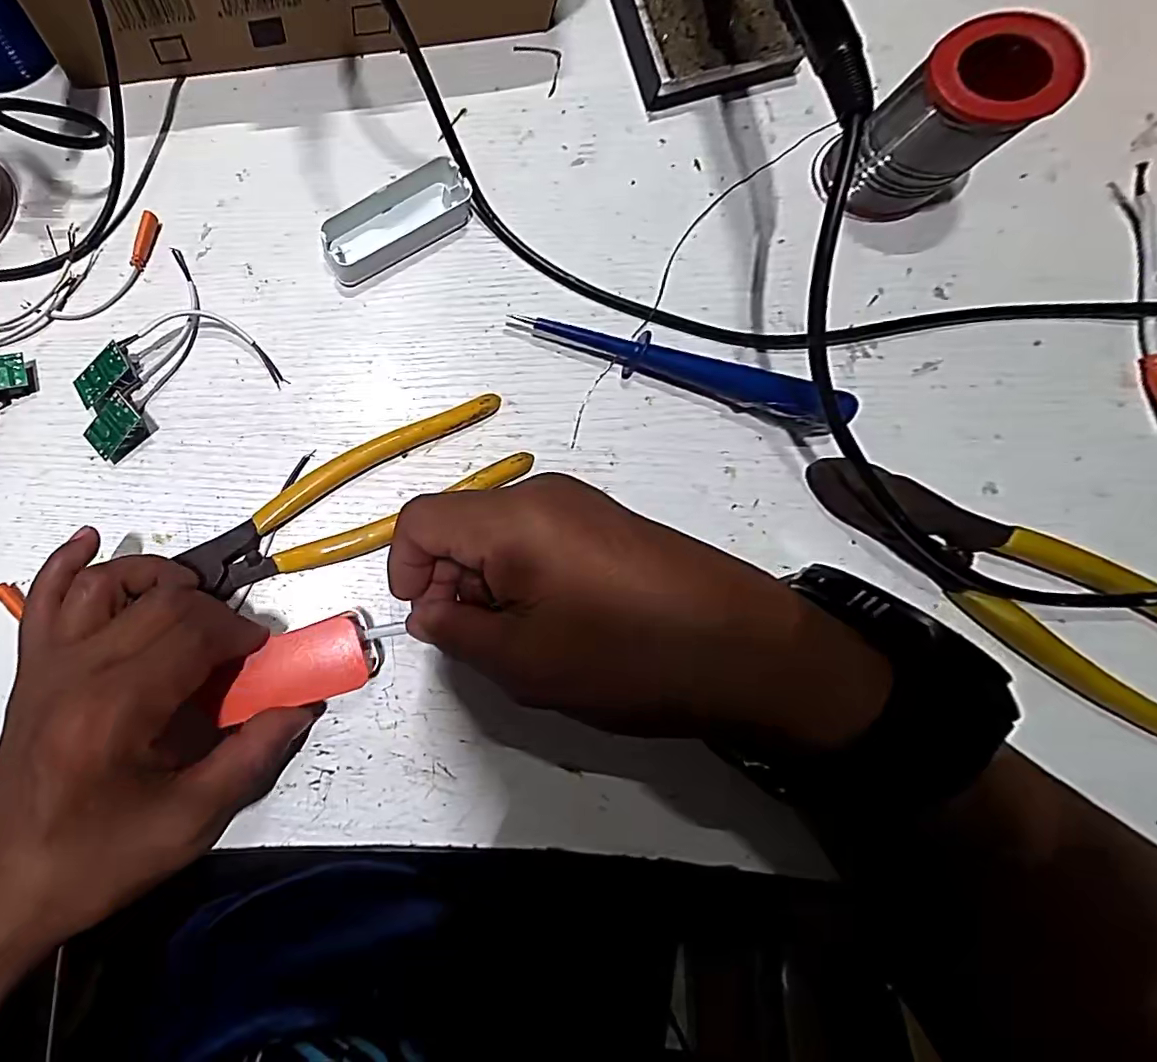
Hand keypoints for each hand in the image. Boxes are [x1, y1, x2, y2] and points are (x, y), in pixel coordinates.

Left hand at [0, 528, 319, 951]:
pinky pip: (43, 597)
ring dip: (155, 575)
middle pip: (158, 602)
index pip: (191, 634)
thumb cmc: (96, 862)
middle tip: (235, 645)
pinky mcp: (31, 669)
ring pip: (104, 583)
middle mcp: (76, 670)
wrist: (6, 888)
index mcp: (115, 709)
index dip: (238, 633)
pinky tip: (90, 541)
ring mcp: (47, 664)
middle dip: (212, 610)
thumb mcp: (189, 823)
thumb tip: (299, 708)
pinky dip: (66, 562)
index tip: (262, 653)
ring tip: (188, 595)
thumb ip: (250, 756)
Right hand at [389, 473, 890, 753]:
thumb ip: (454, 631)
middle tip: (476, 638)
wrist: (753, 653)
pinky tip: (555, 621)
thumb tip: (427, 611)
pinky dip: (520, 575)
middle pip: (457, 523)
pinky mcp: (604, 520)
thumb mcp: (521, 661)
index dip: (403, 568)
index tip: (425, 618)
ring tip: (521, 637)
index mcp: (512, 520)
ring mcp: (578, 503)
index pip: (419, 519)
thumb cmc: (627, 657)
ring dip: (485, 582)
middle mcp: (541, 495)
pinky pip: (534, 537)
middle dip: (447, 579)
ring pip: (495, 533)